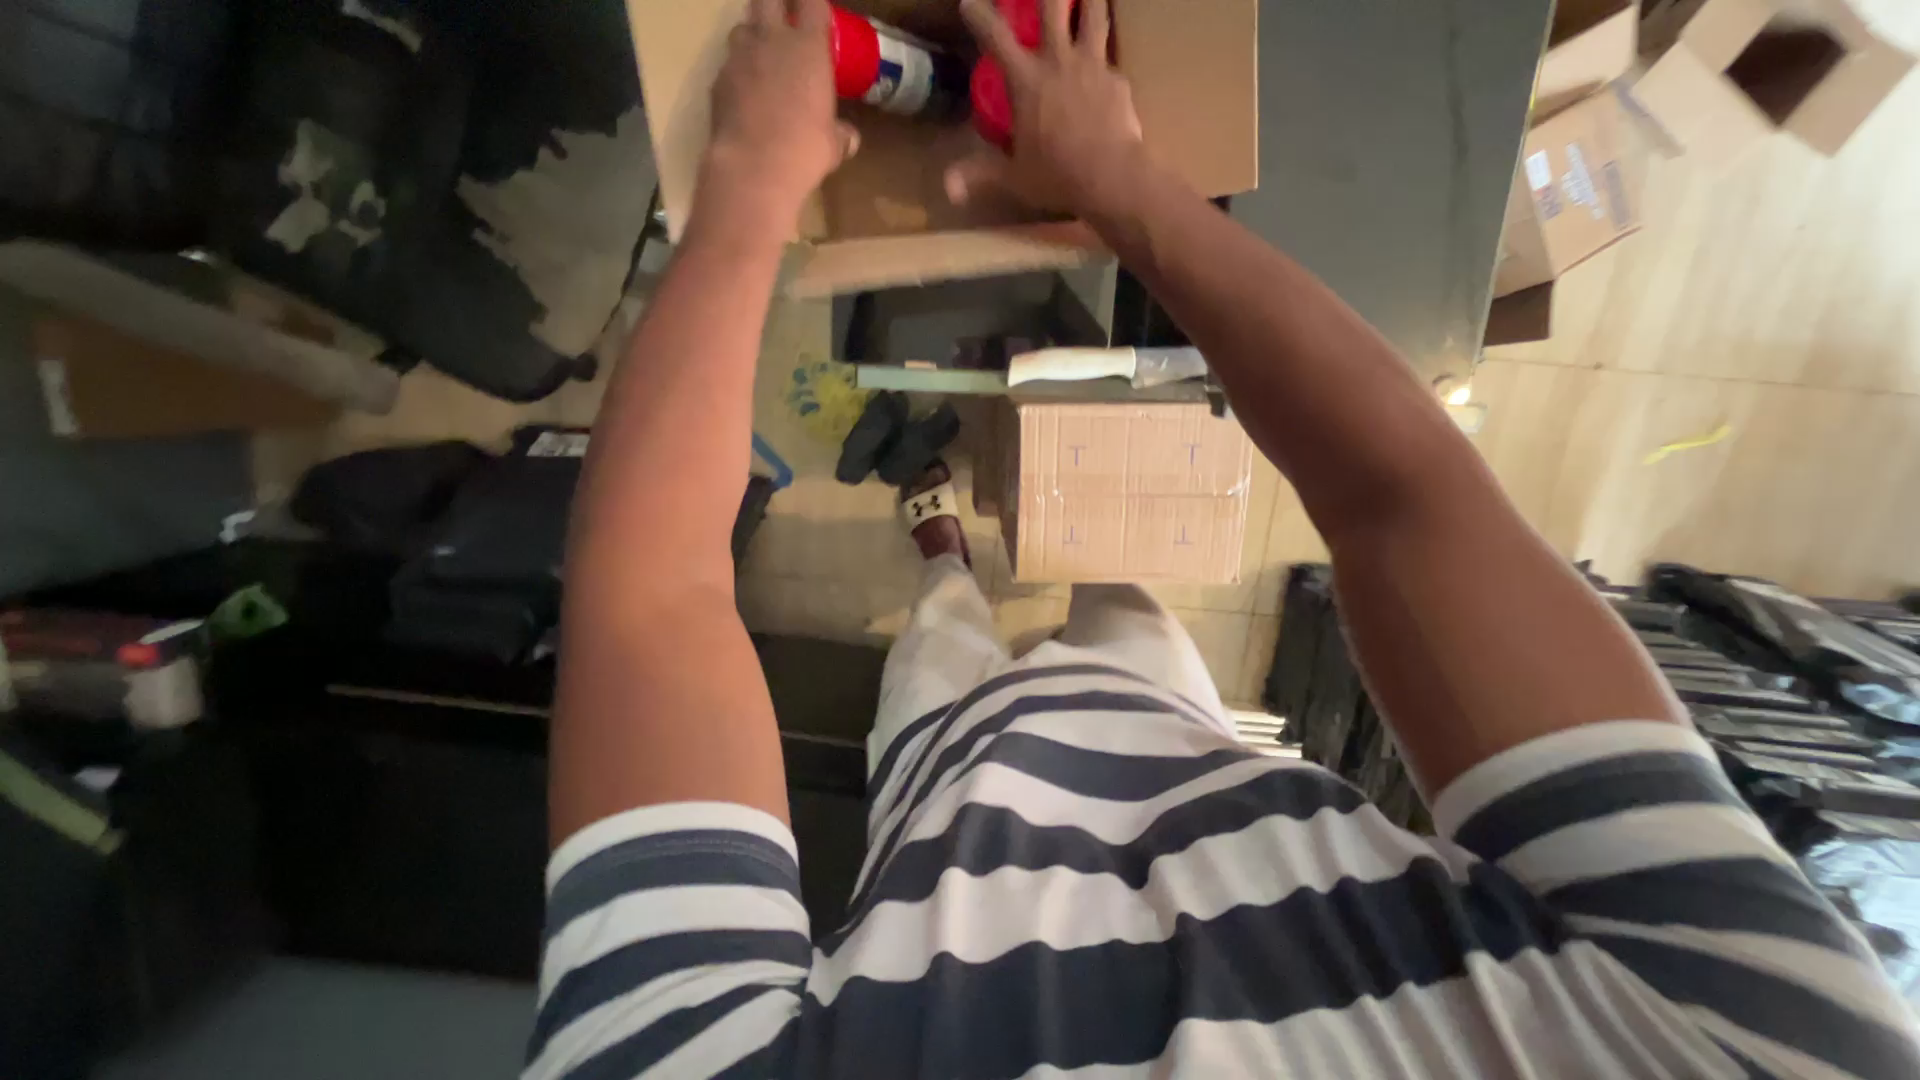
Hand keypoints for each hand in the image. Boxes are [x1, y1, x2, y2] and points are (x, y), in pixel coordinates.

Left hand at [702, 0, 860, 223]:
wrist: (754, 167)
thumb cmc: (804, 151)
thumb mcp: (833, 145)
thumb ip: (840, 134)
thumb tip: (849, 138)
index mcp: (808, 48)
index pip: (812, 2)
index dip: (813, 4)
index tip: (816, 14)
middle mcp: (771, 40)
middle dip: (775, 3)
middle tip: (783, 20)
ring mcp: (740, 57)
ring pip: (742, 27)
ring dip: (752, 35)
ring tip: (761, 57)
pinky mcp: (718, 79)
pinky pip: (728, 65)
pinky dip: (737, 74)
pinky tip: (744, 95)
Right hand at [946, 0, 1144, 213]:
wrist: (1110, 177)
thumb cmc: (1056, 176)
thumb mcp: (1013, 178)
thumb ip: (980, 175)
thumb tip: (948, 190)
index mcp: (1026, 81)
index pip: (995, 36)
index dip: (979, 15)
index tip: (969, 3)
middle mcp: (1058, 61)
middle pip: (1053, 5)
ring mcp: (1092, 65)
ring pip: (1093, 13)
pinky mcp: (1118, 80)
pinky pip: (1110, 60)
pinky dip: (1106, 60)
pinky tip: (1108, 68)